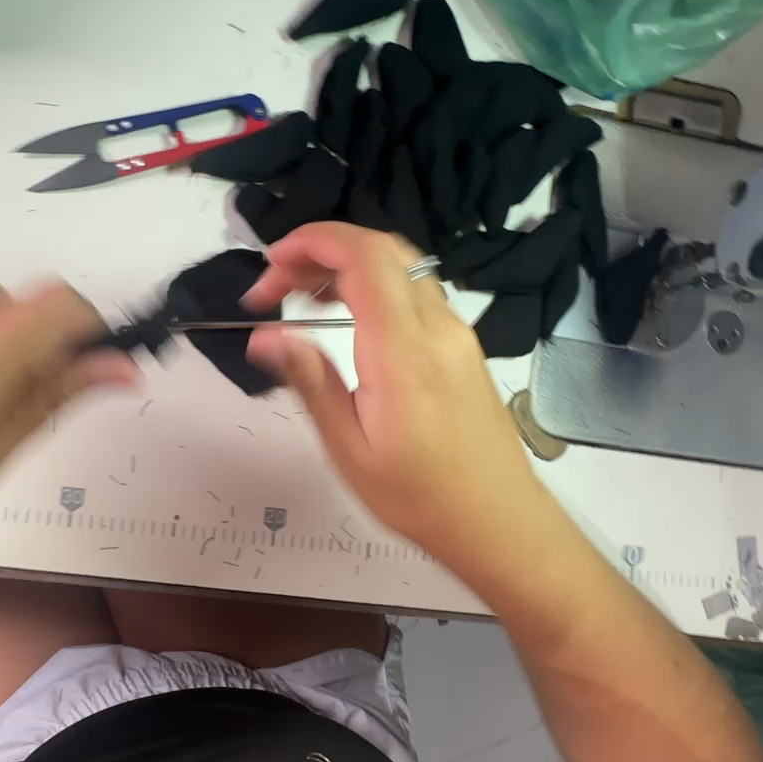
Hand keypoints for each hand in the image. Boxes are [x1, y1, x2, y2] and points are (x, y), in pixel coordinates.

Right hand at [242, 222, 542, 572]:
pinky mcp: (460, 344)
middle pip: (380, 250)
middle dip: (320, 249)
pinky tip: (342, 313)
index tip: (271, 263)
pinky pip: (413, 289)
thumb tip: (265, 336)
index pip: (363, 258)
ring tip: (299, 296)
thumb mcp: (350, 449)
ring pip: (399, 265)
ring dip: (345, 264)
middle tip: (275, 284)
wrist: (497, 520)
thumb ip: (311, 382)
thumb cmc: (419, 496)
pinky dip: (370, 283)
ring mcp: (455, 333)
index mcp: (405, 353)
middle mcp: (437, 329)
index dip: (312, 242)